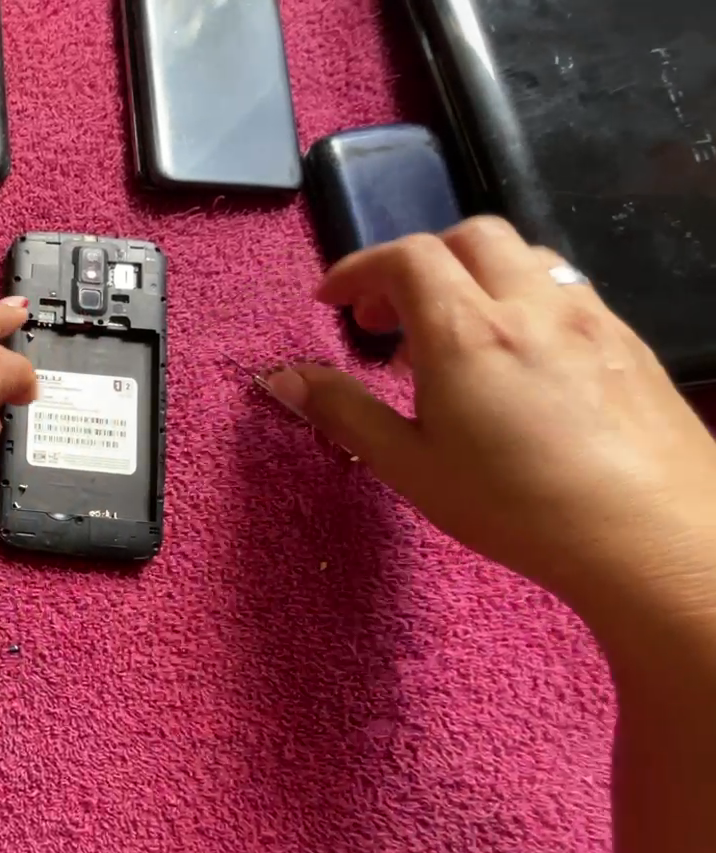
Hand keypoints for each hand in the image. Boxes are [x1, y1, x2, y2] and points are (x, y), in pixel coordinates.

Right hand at [262, 216, 715, 620]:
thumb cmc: (509, 503)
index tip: (328, 302)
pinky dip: (507, 297)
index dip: (357, 269)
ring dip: (462, 277)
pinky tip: (494, 357)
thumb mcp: (404, 462)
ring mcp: (589, 317)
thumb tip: (282, 377)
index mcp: (469, 335)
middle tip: (378, 317)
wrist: (652, 533)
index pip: (409, 258)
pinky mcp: (623, 339)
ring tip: (433, 339)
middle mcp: (534, 307)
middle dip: (410, 263)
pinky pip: (557, 287)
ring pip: (519, 256)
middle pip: (469, 237)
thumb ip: (340, 409)